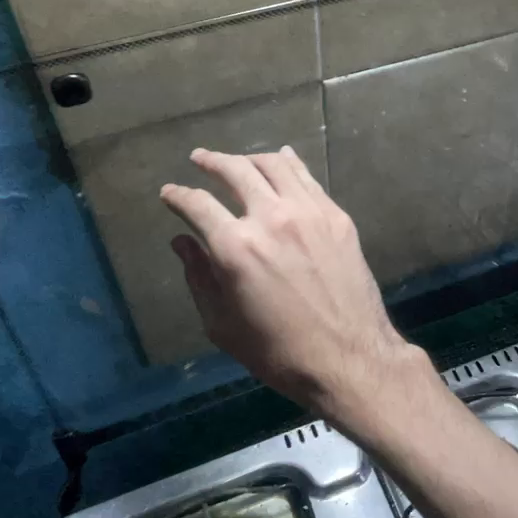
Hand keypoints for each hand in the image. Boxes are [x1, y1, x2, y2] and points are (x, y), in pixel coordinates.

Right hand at [160, 147, 428, 421]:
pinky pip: (308, 179)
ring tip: (237, 161)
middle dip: (211, 162)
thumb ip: (198, 277)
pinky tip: (282, 160)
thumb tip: (182, 242)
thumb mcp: (222, 325)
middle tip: (199, 159)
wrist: (348, 358)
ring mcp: (309, 213)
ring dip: (249, 158)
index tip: (169, 193)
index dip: (177, 196)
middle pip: (235, 171)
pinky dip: (289, 165)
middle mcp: (270, 218)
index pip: (197, 205)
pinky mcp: (336, 217)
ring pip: (274, 165)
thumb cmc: (278, 352)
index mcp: (235, 247)